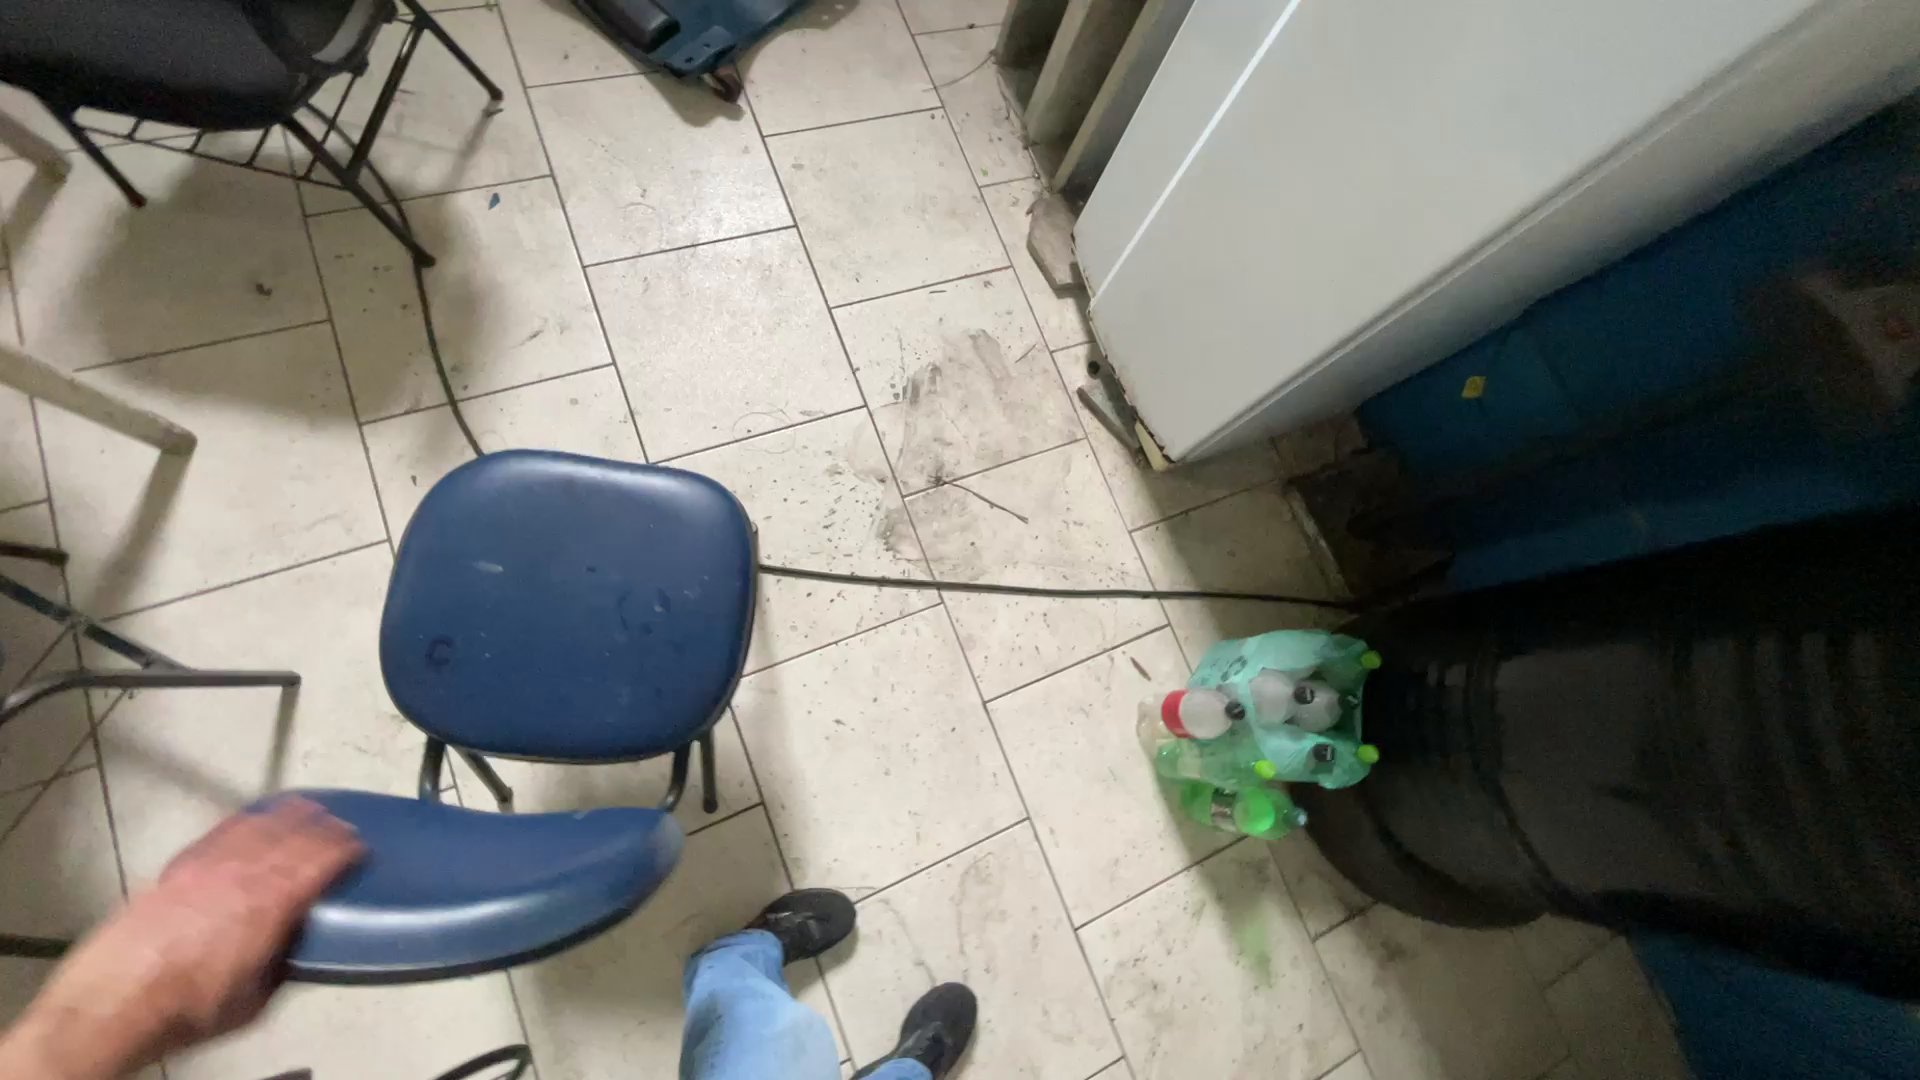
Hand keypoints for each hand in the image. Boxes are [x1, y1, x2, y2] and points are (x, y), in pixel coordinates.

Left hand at [0, 798, 363, 1079]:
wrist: (103, 1014)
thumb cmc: (186, 1009)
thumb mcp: (255, 996)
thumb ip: (287, 958)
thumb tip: (306, 942)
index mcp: (276, 903)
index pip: (327, 858)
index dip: (351, 849)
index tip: (362, 850)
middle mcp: (248, 874)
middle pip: (301, 834)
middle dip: (329, 828)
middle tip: (345, 829)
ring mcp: (210, 866)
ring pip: (265, 824)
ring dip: (295, 816)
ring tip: (312, 811)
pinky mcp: (177, 868)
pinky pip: (224, 830)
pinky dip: (251, 818)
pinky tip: (261, 815)